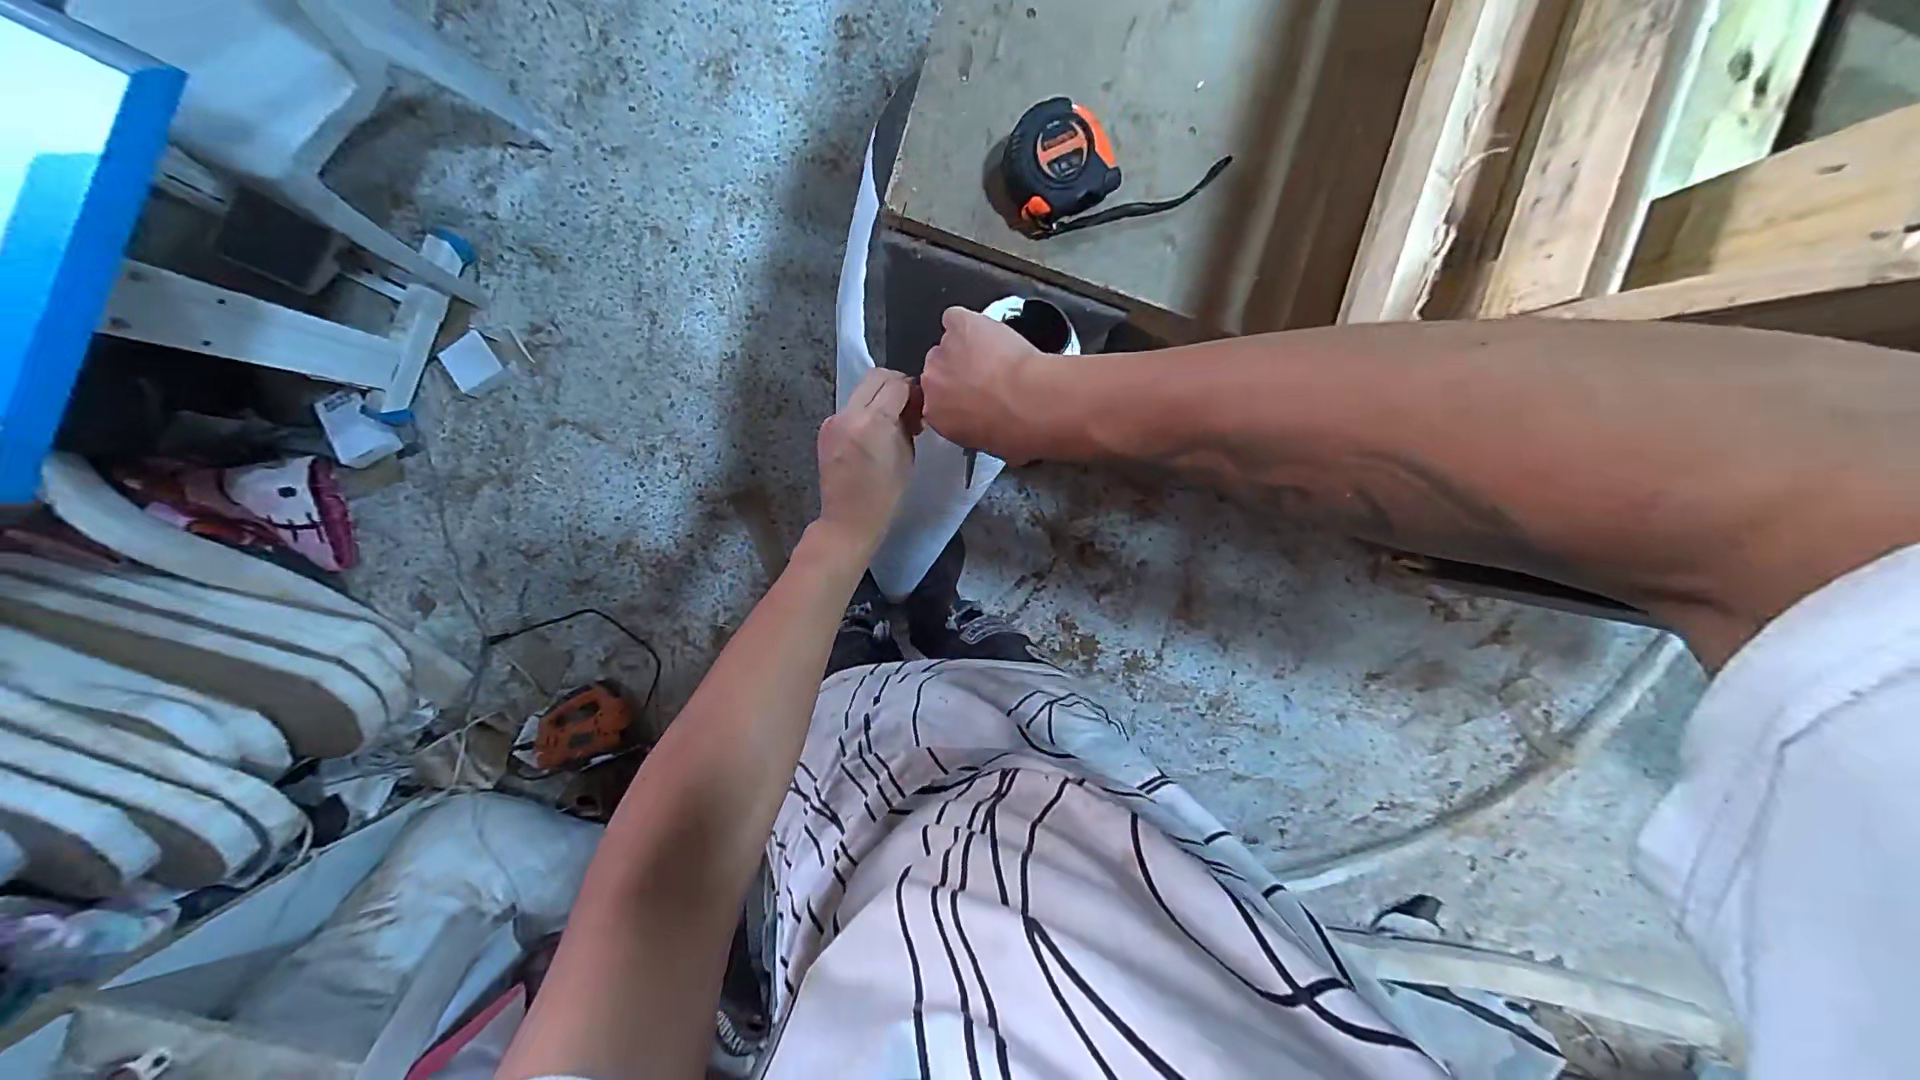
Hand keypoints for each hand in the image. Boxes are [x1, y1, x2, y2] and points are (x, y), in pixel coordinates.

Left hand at [816, 368, 917, 551]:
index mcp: (874, 421)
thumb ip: (906, 424)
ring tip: (892, 422)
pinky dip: (865, 412)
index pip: (897, 384)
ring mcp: (834, 420)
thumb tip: (911, 405)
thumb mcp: (906, 456)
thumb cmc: (885, 495)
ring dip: (879, 397)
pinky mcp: (825, 429)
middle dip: (895, 384)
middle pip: (876, 376)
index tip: (921, 404)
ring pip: (861, 390)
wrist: (848, 519)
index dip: (913, 389)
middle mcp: (850, 414)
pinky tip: (873, 435)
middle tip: (909, 405)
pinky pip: (850, 408)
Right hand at [921, 307, 1052, 464]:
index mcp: (937, 415)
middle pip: (938, 369)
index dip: (956, 395)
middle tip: (987, 375)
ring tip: (996, 354)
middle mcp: (933, 382)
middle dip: (959, 371)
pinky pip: (954, 317)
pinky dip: (969, 321)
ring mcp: (944, 351)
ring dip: (967, 346)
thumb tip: (989, 429)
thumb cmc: (1015, 429)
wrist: (1030, 403)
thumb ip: (975, 430)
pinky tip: (987, 330)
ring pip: (948, 342)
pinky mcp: (959, 325)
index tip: (972, 395)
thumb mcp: (989, 444)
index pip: (936, 400)